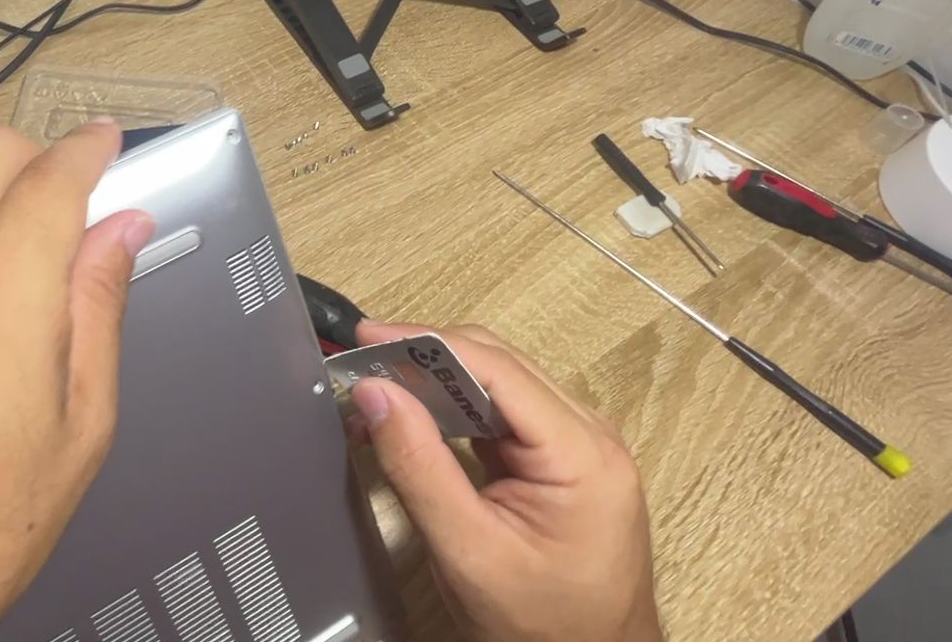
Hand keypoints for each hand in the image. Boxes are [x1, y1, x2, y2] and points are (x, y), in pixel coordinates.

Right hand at [350, 321, 661, 641]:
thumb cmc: (541, 628)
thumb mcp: (467, 552)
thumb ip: (418, 465)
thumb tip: (374, 391)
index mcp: (582, 454)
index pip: (497, 369)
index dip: (427, 343)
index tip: (368, 338)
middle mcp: (588, 433)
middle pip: (496, 364)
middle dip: (424, 357)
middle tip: (364, 364)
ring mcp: (575, 441)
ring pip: (494, 378)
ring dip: (433, 378)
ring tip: (378, 388)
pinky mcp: (557, 453)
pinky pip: (497, 406)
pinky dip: (449, 404)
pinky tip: (411, 413)